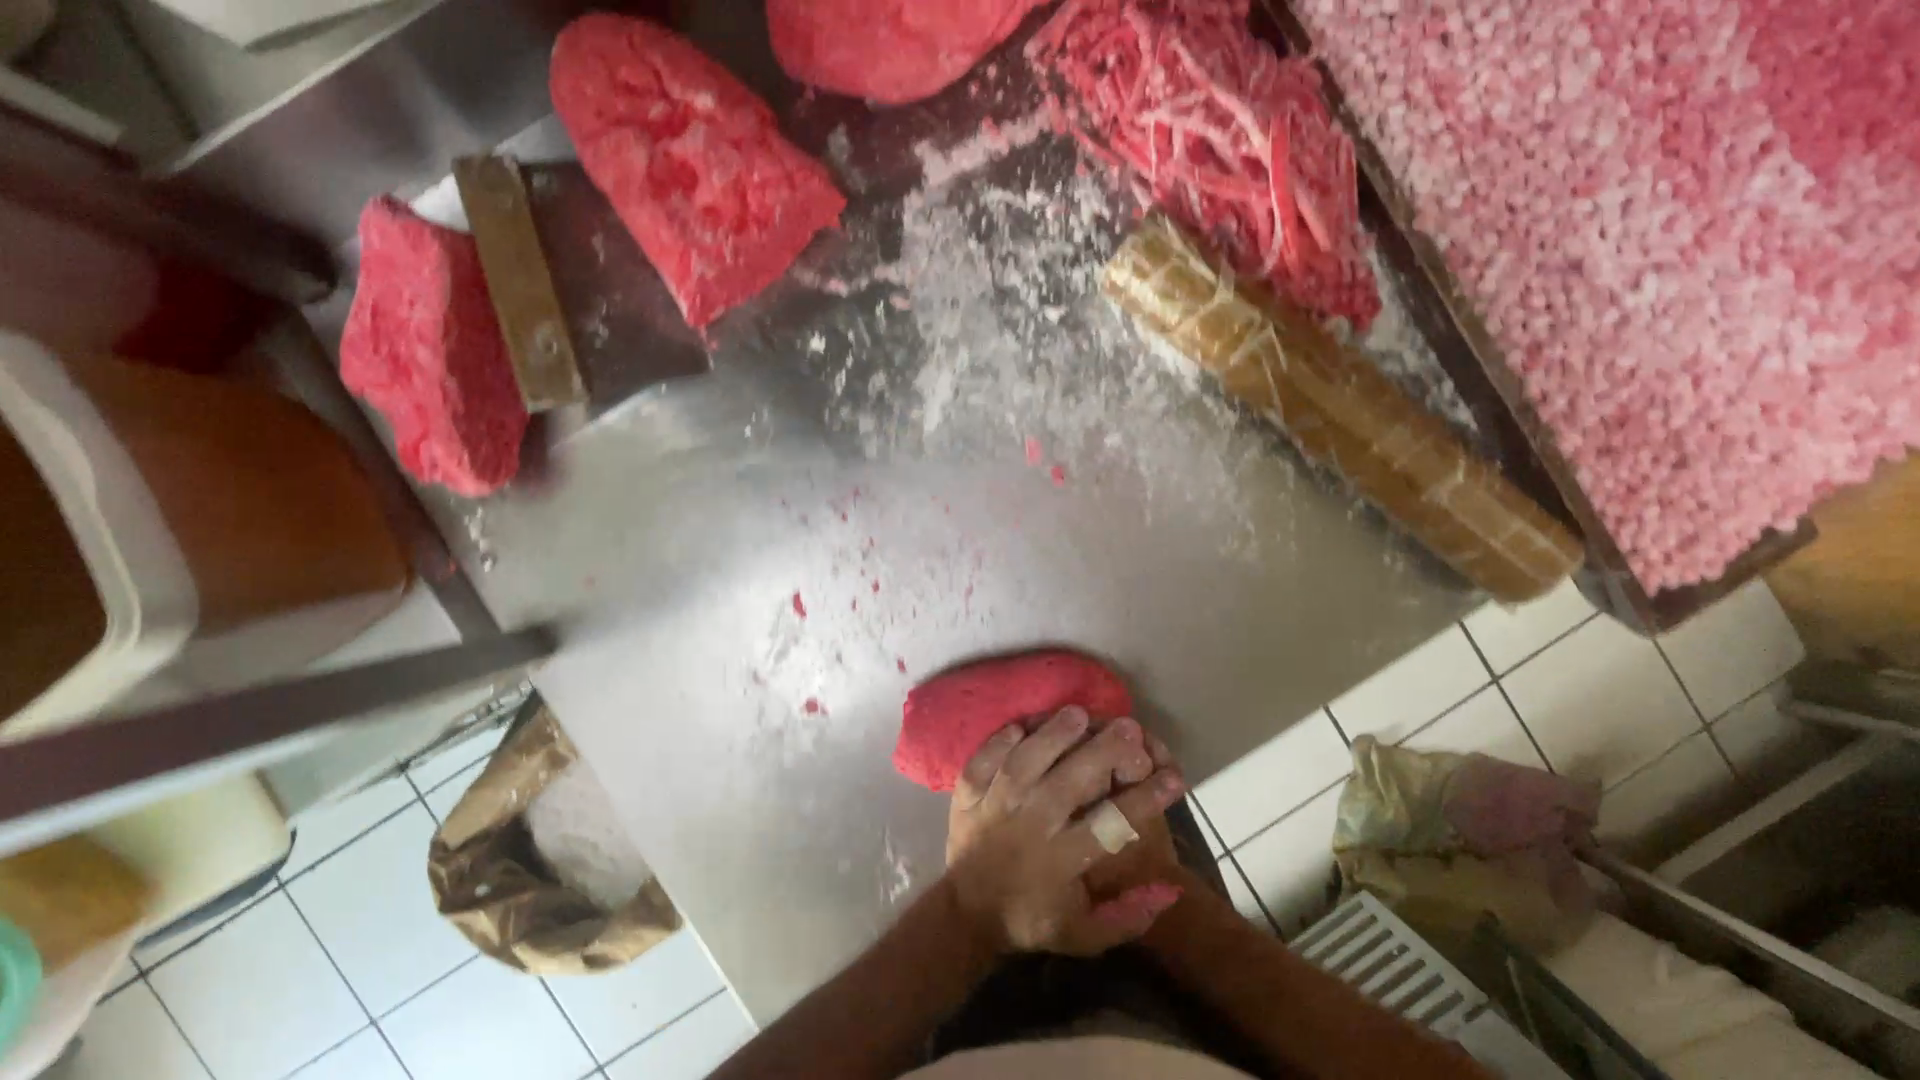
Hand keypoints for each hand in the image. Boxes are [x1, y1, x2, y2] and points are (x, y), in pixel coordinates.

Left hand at [944, 707, 1187, 955]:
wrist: (965, 915)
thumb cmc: (1030, 919)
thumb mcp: (1083, 934)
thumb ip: (1127, 917)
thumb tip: (1169, 890)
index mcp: (1060, 860)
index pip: (1111, 825)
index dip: (1146, 799)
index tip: (1174, 779)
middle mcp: (1029, 826)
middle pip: (1068, 782)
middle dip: (1101, 752)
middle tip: (1129, 727)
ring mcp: (994, 806)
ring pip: (1024, 763)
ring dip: (1051, 736)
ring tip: (1078, 713)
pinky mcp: (967, 796)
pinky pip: (983, 761)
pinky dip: (999, 742)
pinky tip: (1020, 725)